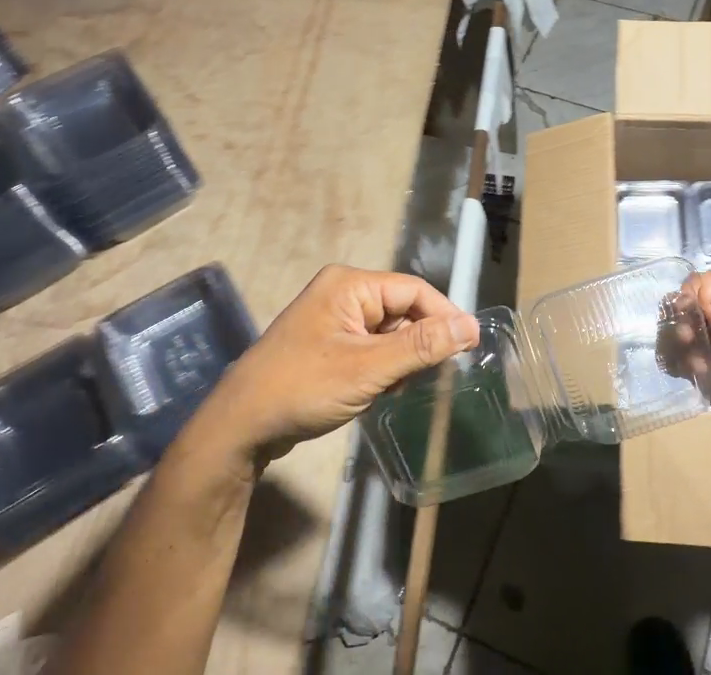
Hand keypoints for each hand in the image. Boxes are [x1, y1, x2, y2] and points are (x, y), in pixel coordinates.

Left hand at [175, 265, 479, 476]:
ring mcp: (332, 319)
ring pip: (388, 332)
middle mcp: (342, 293)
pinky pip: (370, 347)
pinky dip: (382, 367)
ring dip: (401, 359)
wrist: (240, 425)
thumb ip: (421, 346)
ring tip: (400, 388)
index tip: (470, 348)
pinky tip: (380, 392)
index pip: (414, 290)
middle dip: (420, 342)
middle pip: (402, 310)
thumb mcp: (369, 369)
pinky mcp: (326, 344)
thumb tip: (470, 327)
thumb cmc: (303, 388)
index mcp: (349, 285)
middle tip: (434, 376)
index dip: (445, 316)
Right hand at [685, 272, 710, 474]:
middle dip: (680, 322)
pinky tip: (688, 377)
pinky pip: (681, 362)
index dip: (691, 297)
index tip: (687, 320)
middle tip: (688, 345)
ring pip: (681, 333)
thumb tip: (703, 289)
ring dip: (676, 345)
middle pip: (688, 306)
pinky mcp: (710, 378)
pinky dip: (676, 365)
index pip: (707, 284)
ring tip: (692, 366)